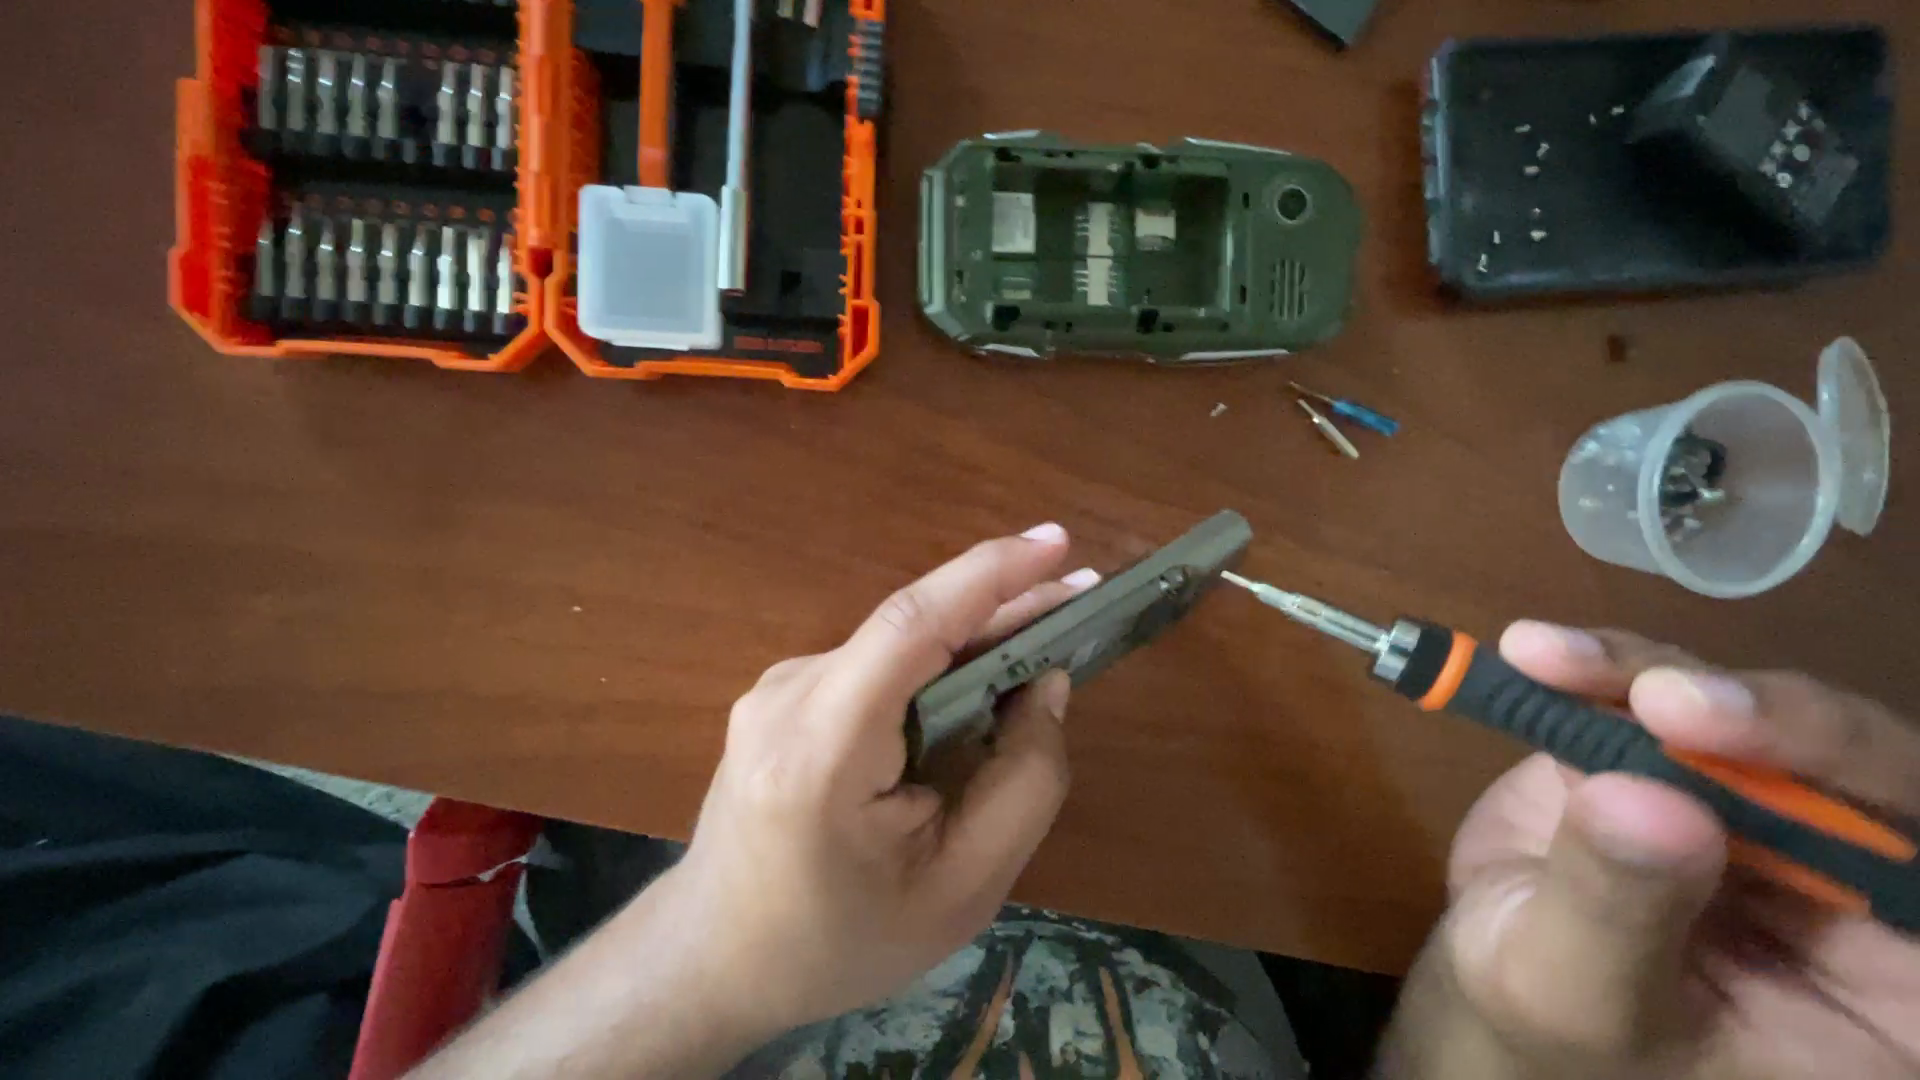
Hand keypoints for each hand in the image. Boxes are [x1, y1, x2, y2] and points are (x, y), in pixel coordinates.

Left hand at [662, 523, 1095, 1036]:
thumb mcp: (960, 891)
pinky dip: (933, 663)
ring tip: (1045, 636)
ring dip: (971, 636)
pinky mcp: (782, 694)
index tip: (1056, 541)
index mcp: (822, 750)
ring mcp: (777, 689)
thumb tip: (1045, 686)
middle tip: (1082, 594)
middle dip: (1002, 605)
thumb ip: (1021, 786)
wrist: (716, 956)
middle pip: (910, 627)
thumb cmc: (841, 941)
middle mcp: (788, 696)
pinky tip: (978, 680)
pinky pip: (875, 663)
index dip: (988, 575)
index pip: (910, 628)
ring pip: (895, 642)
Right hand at [1378, 622, 1919, 1079]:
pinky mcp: (1661, 755)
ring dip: (1639, 671)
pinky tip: (1531, 654)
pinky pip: (1644, 689)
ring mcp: (1751, 803)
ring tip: (1543, 658)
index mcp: (1900, 964)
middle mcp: (1851, 870)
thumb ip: (1618, 909)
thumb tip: (1641, 792)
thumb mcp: (1577, 991)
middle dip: (1758, 717)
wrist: (1496, 986)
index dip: (1860, 775)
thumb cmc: (1557, 1037)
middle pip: (1853, 763)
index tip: (1719, 737)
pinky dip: (1587, 665)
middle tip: (1650, 696)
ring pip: (1737, 706)